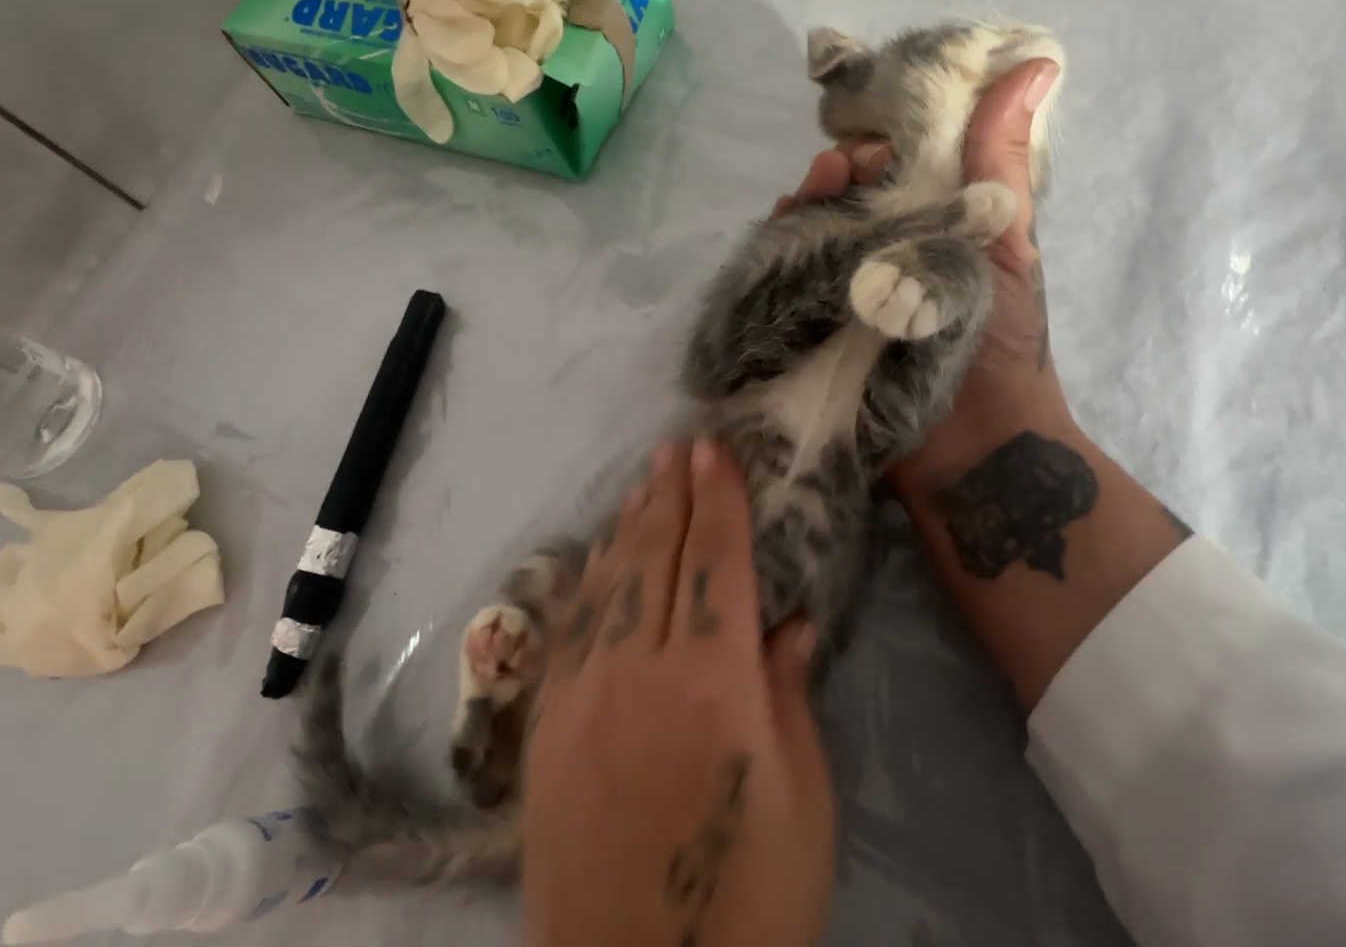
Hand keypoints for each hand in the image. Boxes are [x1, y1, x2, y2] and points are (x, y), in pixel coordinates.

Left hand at [521, 441, 833, 946]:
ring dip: (627, 527)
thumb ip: (786, 698)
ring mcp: (581, 697)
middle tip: (680, 449)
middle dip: (670, 496)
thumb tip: (787, 626)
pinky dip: (588, 583)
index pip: (714, 564)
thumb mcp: (800, 799)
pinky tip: (599, 561)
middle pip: (654, 559)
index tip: (716, 452)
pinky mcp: (545, 729)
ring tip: (645, 485)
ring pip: (605, 585)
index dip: (718, 502)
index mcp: (712, 685)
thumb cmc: (749, 897)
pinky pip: (568, 632)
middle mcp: (638, 673)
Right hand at [776, 59, 1072, 489]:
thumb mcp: (1006, 248)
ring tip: (809, 194)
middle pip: (835, 205)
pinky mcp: (807, 339)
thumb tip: (1037, 63)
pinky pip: (779, 293)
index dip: (873, 152)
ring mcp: (836, 304)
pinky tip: (777, 242)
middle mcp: (875, 265)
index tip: (876, 148)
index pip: (884, 177)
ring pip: (802, 242)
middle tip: (835, 171)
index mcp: (923, 237)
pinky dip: (774, 264)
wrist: (976, 450)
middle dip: (829, 178)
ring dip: (800, 211)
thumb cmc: (1001, 348)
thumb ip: (1002, 167)